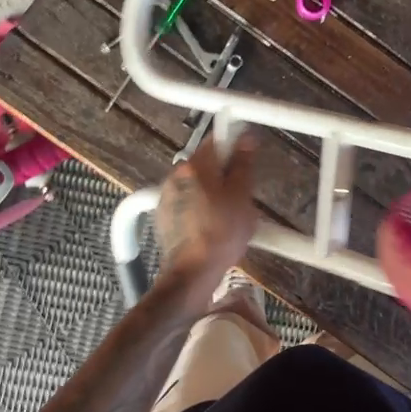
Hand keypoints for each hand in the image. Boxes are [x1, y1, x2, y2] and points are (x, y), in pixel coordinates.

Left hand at [155, 130, 259, 279]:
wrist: (193, 272)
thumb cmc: (222, 233)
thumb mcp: (242, 196)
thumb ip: (244, 164)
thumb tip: (246, 139)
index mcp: (195, 165)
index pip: (216, 139)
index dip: (234, 144)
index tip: (247, 156)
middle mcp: (175, 175)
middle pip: (205, 162)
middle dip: (224, 172)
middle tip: (243, 192)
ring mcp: (166, 196)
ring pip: (196, 183)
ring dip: (211, 190)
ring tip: (229, 213)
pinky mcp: (163, 216)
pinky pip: (186, 201)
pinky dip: (199, 206)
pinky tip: (212, 225)